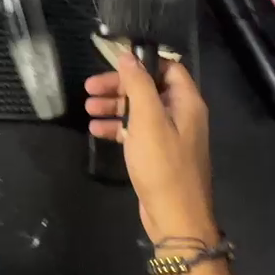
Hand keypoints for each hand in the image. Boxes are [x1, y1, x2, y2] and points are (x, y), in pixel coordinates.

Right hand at [86, 55, 216, 244]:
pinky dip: (117, 127)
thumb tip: (128, 56)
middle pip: (148, 88)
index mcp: (186, 102)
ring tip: (87, 108)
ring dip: (113, 105)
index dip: (142, 62)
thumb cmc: (162, 164)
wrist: (176, 218)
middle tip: (89, 87)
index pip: (167, 68)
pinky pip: (136, 130)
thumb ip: (138, 84)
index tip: (113, 62)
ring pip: (139, 110)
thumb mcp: (147, 119)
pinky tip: (96, 130)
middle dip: (119, 86)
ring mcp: (170, 135)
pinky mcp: (158, 153)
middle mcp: (181, 114)